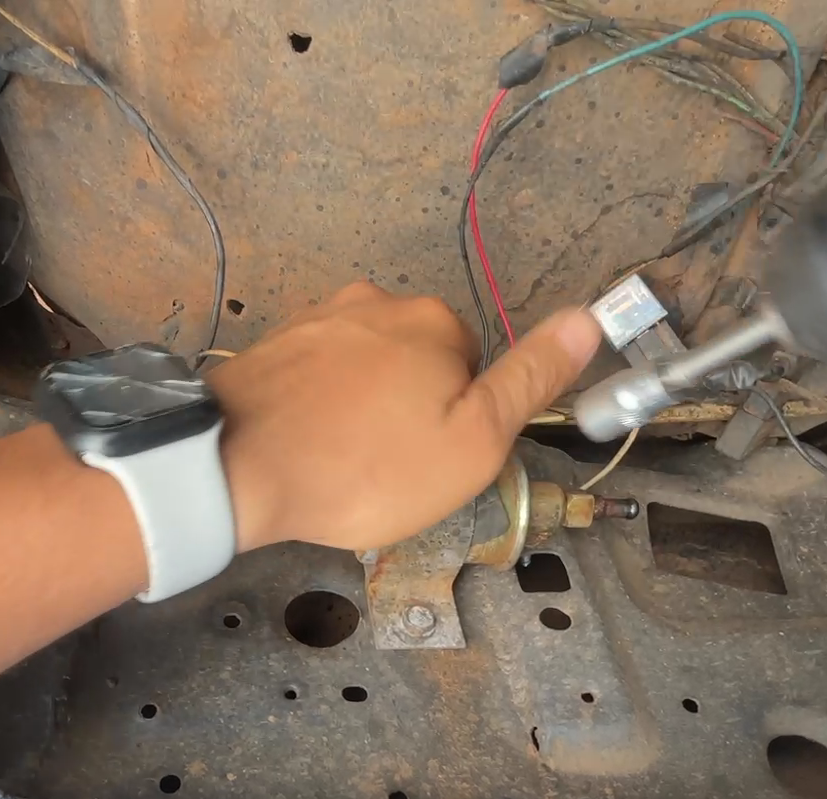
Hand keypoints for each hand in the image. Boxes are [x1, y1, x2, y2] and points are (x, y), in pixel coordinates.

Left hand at [206, 282, 602, 551]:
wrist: (238, 469)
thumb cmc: (366, 469)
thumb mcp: (472, 442)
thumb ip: (529, 380)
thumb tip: (588, 318)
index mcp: (436, 322)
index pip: (471, 369)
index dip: (455, 422)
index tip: (426, 459)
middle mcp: (378, 301)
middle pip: (417, 362)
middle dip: (409, 408)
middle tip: (382, 465)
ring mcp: (319, 316)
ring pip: (366, 368)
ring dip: (362, 406)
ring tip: (339, 458)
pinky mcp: (275, 341)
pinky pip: (320, 372)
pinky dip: (321, 403)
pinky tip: (305, 439)